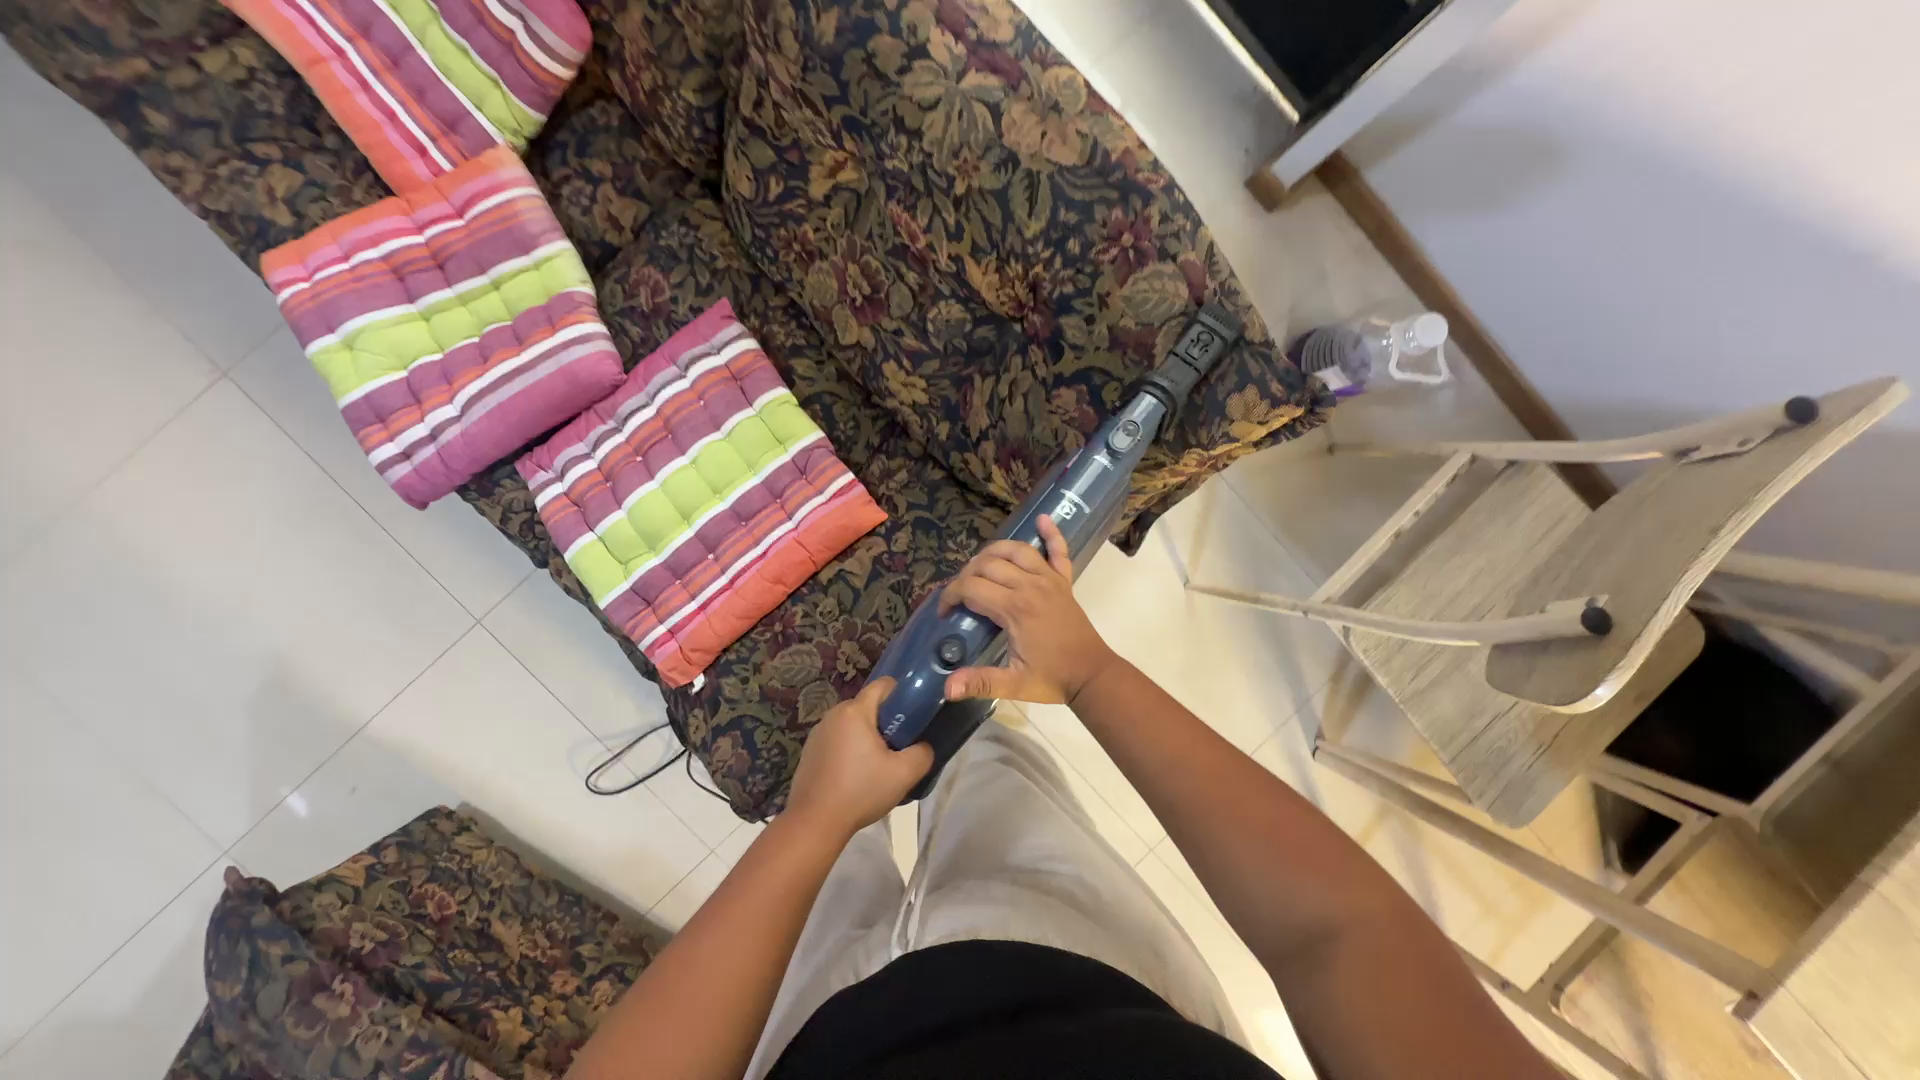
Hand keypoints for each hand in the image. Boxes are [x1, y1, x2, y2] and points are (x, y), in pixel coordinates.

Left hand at [785, 678, 933, 838]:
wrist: (815, 822)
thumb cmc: (861, 791)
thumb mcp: (904, 774)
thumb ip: (923, 753)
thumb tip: (924, 746)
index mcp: (854, 711)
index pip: (883, 685)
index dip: (903, 695)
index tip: (915, 716)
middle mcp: (833, 714)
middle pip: (868, 706)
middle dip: (887, 721)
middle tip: (901, 746)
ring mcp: (818, 733)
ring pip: (853, 724)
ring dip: (868, 737)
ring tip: (880, 765)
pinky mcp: (810, 751)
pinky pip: (839, 740)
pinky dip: (851, 750)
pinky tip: (856, 776)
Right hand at [940, 515, 1117, 704]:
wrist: (1092, 675)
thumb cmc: (1052, 679)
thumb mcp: (1014, 685)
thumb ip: (980, 683)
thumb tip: (947, 689)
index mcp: (1015, 608)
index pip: (971, 588)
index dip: (950, 596)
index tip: (945, 613)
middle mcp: (1031, 585)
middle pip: (988, 564)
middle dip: (966, 575)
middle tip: (960, 597)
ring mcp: (1050, 580)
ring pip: (1017, 550)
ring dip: (994, 552)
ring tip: (980, 567)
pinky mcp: (1064, 582)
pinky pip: (1059, 551)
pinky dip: (1052, 534)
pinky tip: (1043, 519)